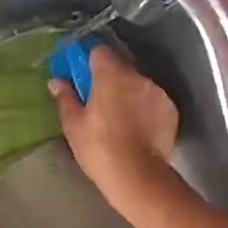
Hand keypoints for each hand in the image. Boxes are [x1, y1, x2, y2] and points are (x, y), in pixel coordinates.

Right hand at [49, 46, 179, 214]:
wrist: (137, 176)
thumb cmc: (99, 149)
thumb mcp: (74, 125)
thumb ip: (65, 98)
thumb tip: (56, 81)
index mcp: (111, 75)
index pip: (99, 51)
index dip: (88, 60)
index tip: (80, 75)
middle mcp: (138, 77)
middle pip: (120, 67)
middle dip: (108, 78)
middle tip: (96, 102)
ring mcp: (158, 93)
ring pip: (138, 84)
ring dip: (127, 93)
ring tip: (118, 119)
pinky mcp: (170, 110)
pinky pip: (152, 100)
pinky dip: (144, 108)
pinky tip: (136, 128)